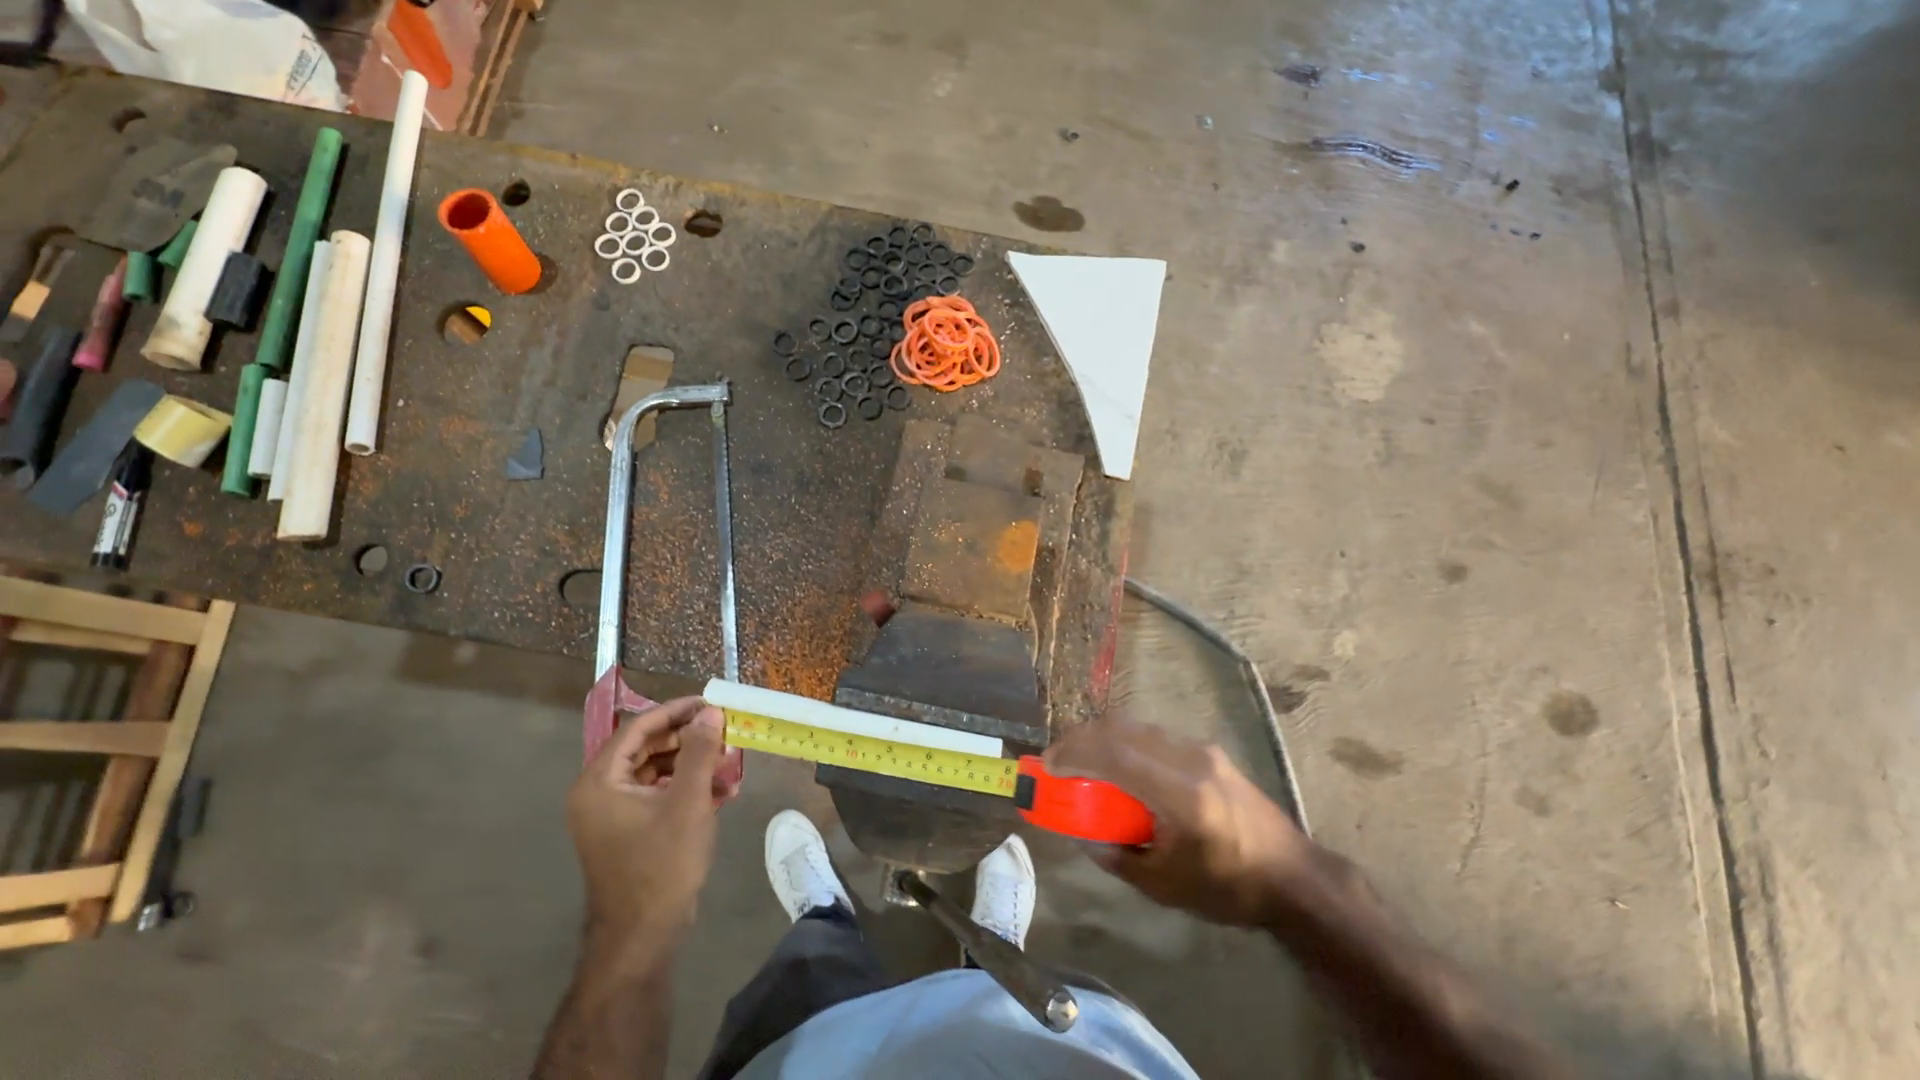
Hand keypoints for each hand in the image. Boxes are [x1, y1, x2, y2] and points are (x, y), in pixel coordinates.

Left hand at [566, 697, 743, 940]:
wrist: (643, 934)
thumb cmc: (662, 864)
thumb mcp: (687, 802)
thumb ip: (699, 752)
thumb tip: (709, 712)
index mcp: (600, 781)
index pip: (637, 728)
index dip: (675, 712)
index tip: (710, 703)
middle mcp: (598, 793)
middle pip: (645, 749)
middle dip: (688, 741)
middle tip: (725, 733)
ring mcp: (611, 815)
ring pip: (654, 773)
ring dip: (692, 765)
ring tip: (729, 764)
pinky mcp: (627, 833)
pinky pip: (656, 797)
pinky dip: (686, 790)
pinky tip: (721, 791)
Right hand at [1044, 715, 1317, 927]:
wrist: (1294, 878)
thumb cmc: (1229, 888)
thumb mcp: (1165, 884)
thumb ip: (1118, 857)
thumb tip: (1084, 837)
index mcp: (1181, 793)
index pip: (1115, 753)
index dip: (1074, 753)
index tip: (1047, 768)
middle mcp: (1191, 759)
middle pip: (1122, 730)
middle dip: (1081, 740)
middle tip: (1057, 762)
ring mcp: (1204, 751)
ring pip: (1139, 728)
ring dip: (1104, 739)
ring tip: (1082, 763)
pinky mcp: (1211, 753)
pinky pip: (1156, 737)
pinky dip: (1127, 744)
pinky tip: (1119, 768)